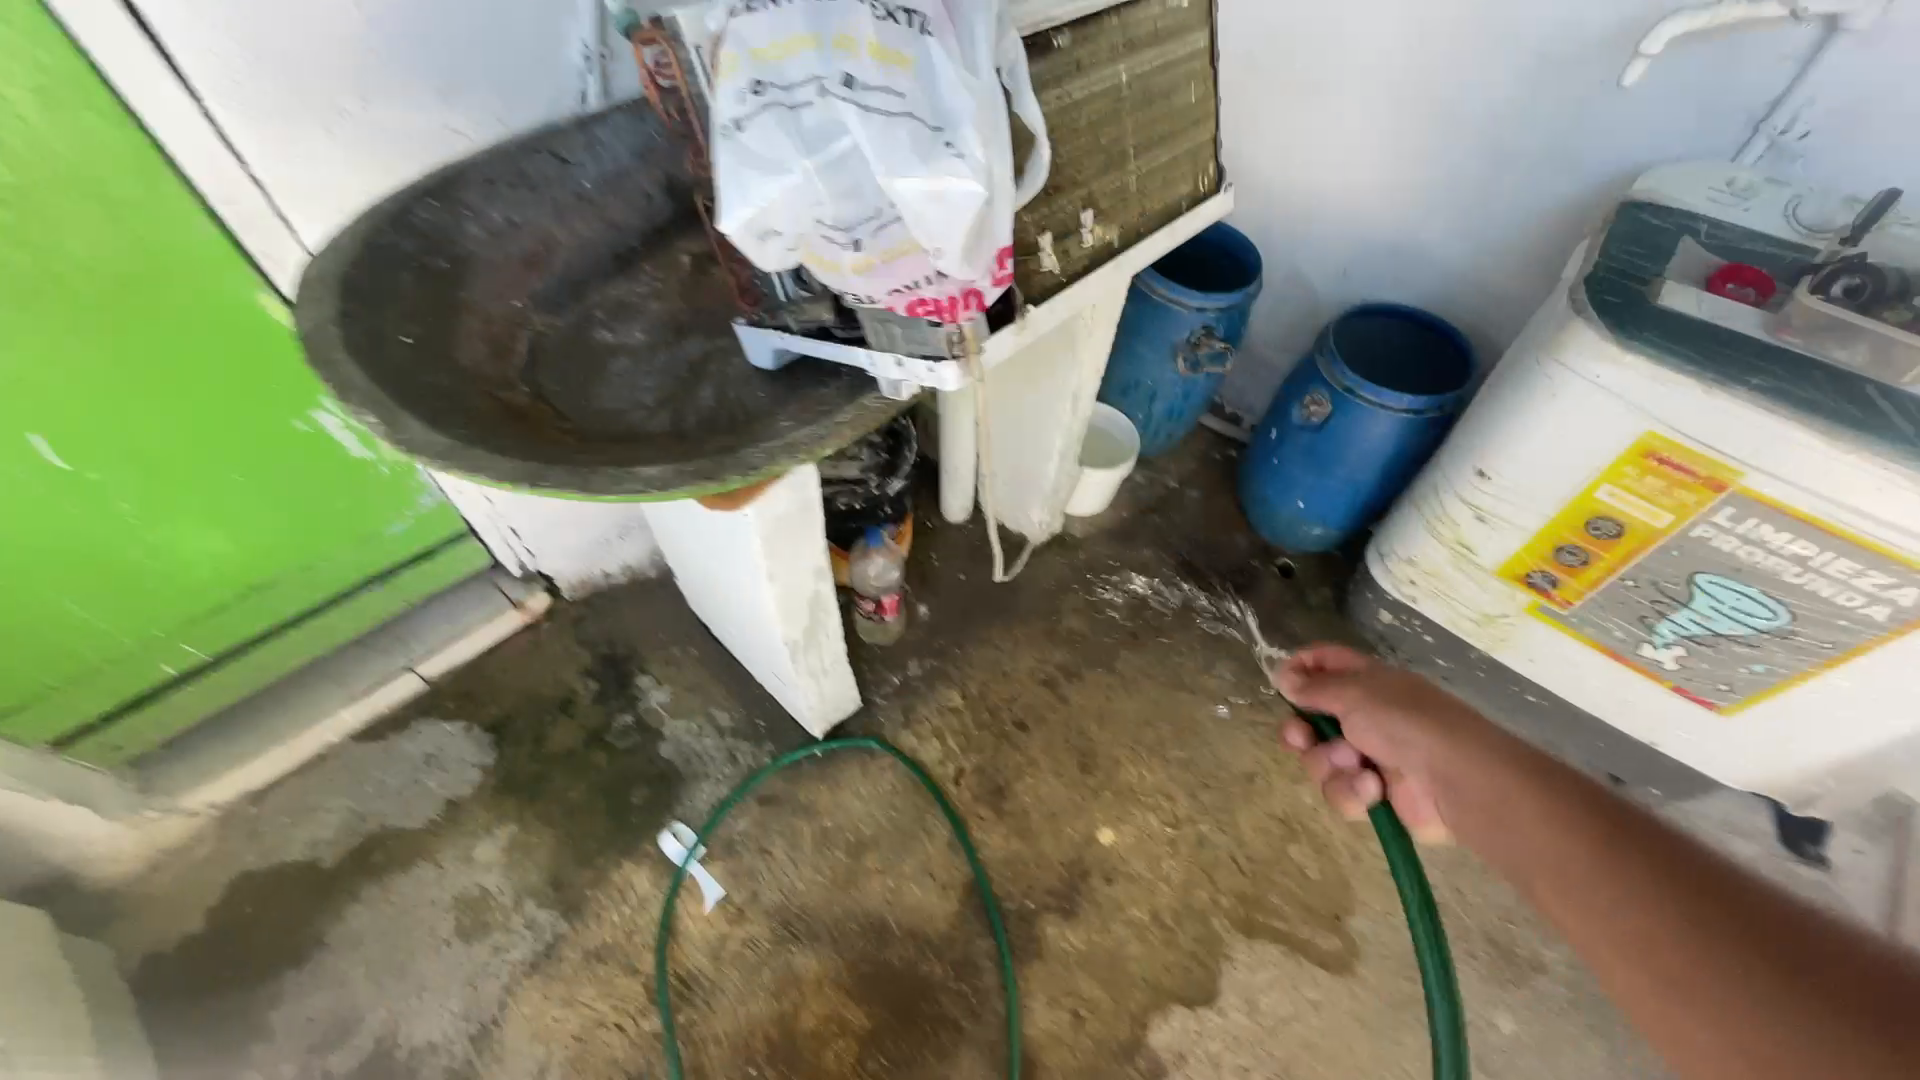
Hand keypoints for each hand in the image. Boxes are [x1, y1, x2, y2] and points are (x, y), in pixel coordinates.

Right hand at [1272, 643, 1497, 843]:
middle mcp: (1364, 716)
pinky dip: (1351, 791)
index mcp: (1366, 682)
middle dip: (1301, 731)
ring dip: (1330, 763)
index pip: (1324, 663)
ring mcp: (1368, 756)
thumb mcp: (1355, 692)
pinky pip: (1340, 791)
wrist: (1457, 781)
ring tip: (1355, 765)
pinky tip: (1372, 790)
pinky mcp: (1373, 794)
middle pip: (1310, 719)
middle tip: (1301, 737)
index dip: (1300, 669)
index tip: (1281, 683)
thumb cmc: (1406, 722)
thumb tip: (1283, 677)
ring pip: (1320, 759)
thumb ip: (1314, 687)